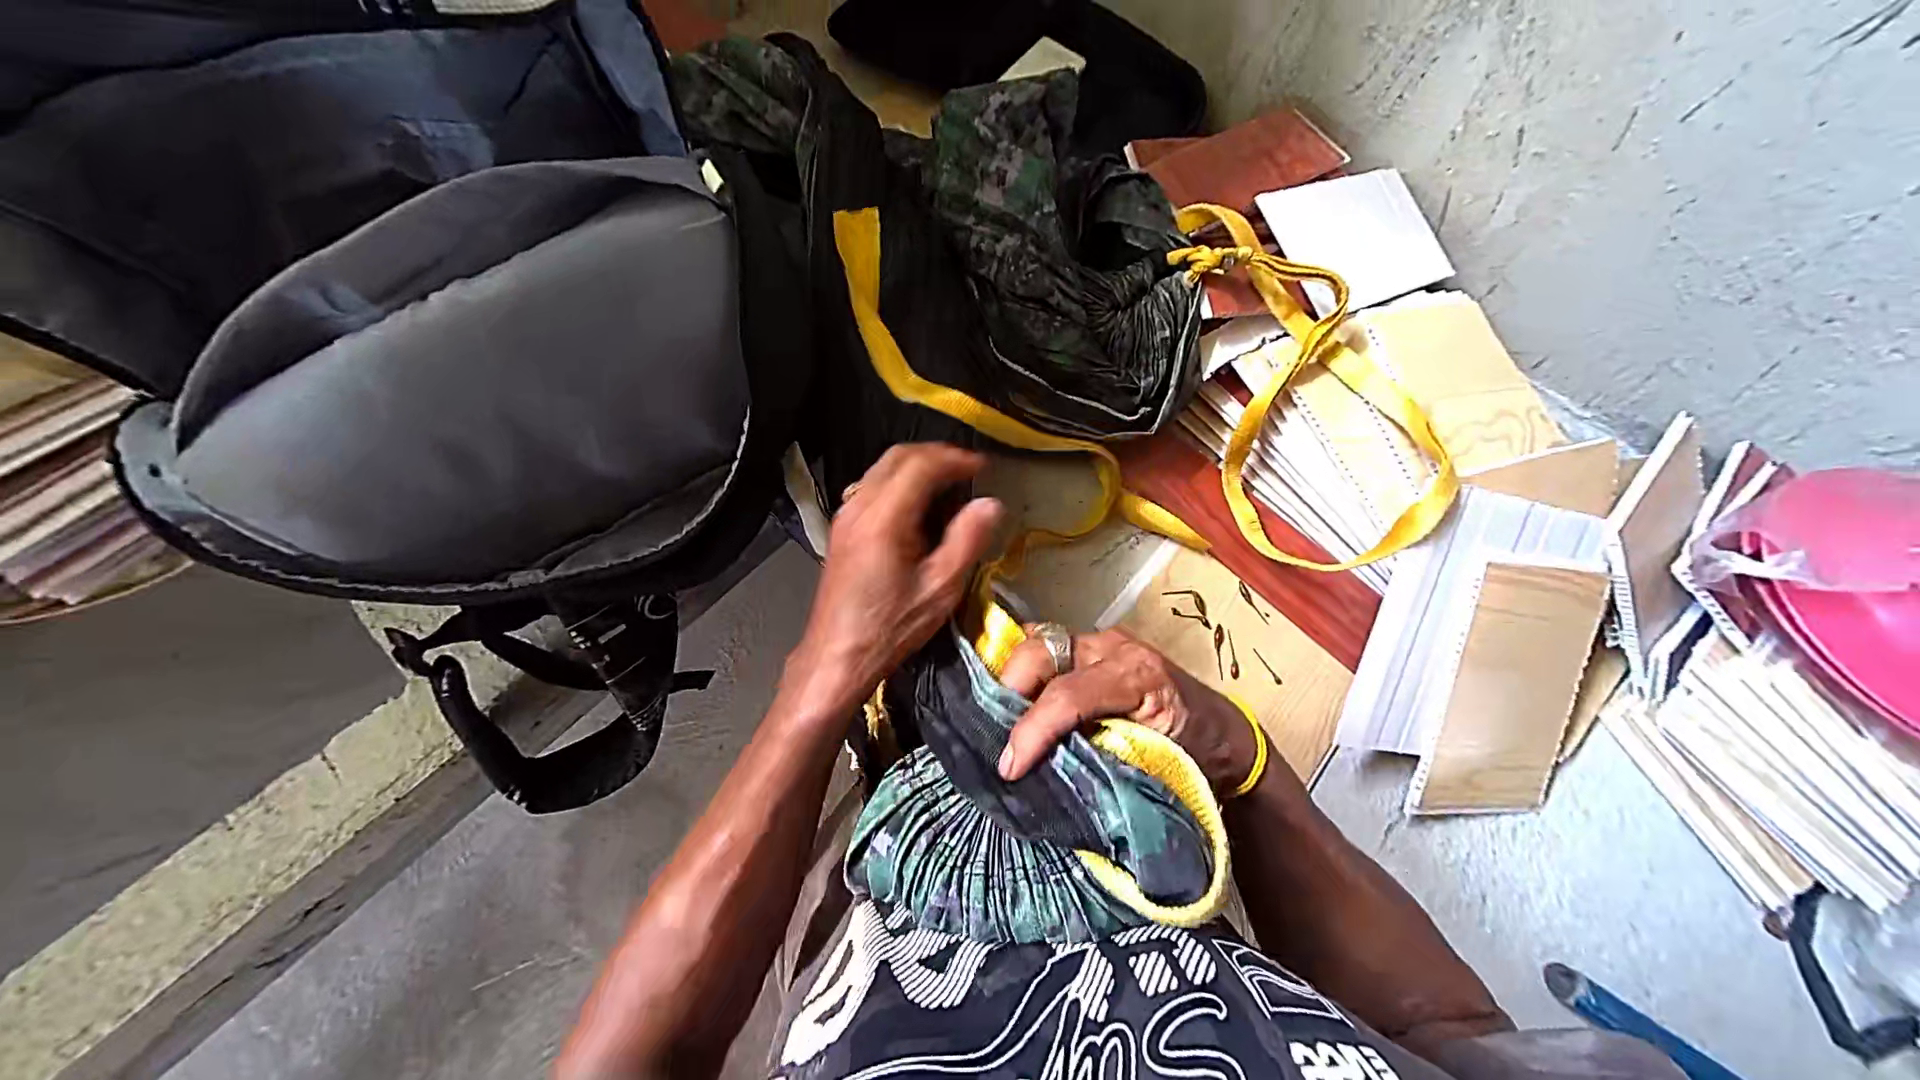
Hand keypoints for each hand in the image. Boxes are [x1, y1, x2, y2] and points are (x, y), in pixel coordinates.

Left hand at [782, 444, 1003, 716]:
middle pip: (898, 457)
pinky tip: (920, 506)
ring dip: (918, 467)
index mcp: (883, 518)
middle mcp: (859, 507)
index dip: (956, 459)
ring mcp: (845, 516)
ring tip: (950, 485)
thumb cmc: (890, 629)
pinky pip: (873, 487)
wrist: (836, 656)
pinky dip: (901, 483)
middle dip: (937, 455)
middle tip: (969, 469)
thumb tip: (990, 504)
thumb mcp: (941, 589)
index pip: (920, 465)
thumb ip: (968, 540)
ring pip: (883, 469)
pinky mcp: (842, 529)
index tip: (983, 466)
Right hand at [997, 628, 1281, 795]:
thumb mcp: (1153, 767)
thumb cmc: (1198, 757)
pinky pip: (1046, 647)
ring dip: (1012, 677)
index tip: (1010, 768)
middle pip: (1042, 652)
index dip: (1032, 732)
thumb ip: (1099, 762)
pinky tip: (1013, 696)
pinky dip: (1025, 669)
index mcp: (1136, 678)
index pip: (1068, 697)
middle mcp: (1114, 648)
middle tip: (996, 735)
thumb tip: (1042, 777)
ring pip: (1038, 642)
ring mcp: (1101, 642)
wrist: (1225, 735)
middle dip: (1009, 690)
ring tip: (999, 717)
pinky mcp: (1092, 647)